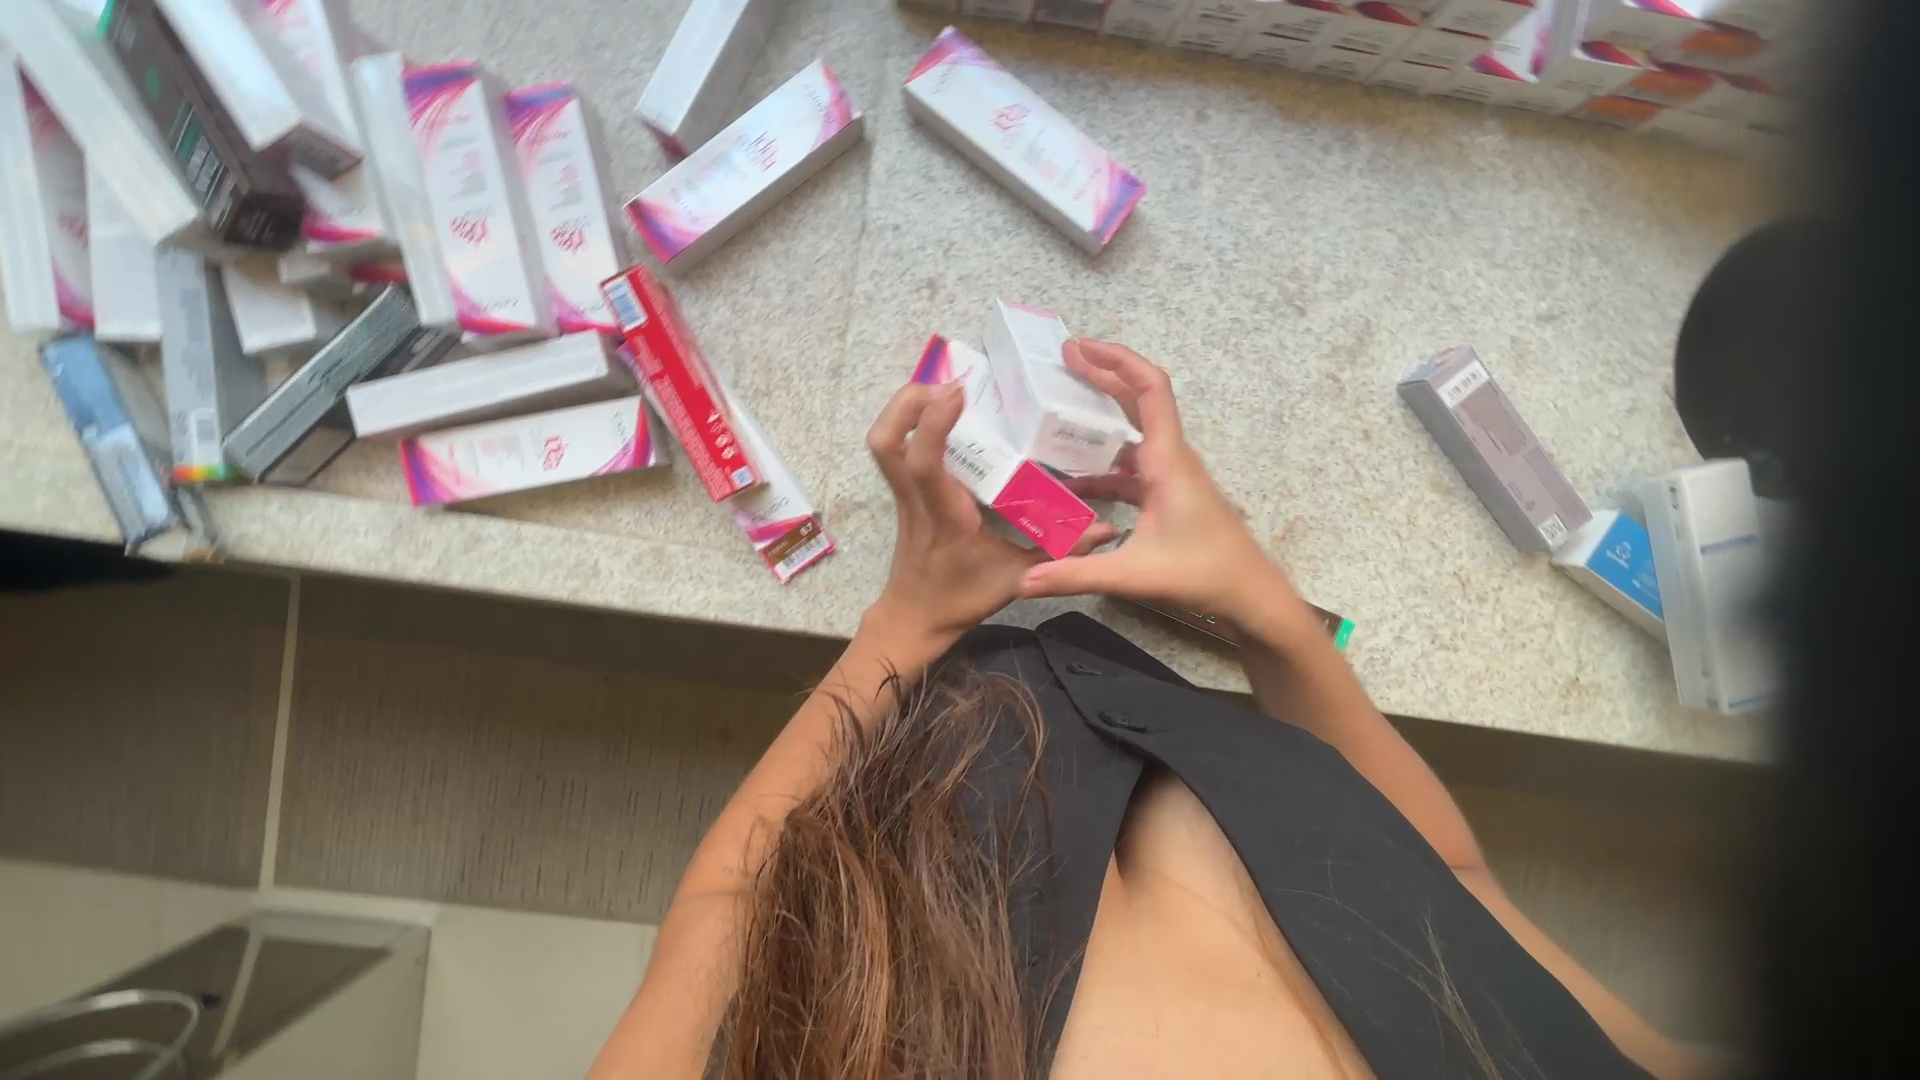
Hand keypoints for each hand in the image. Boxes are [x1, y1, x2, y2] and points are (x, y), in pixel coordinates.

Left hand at [865, 380, 1117, 650]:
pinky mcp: (903, 494)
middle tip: (946, 381)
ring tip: (940, 389)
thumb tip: (1107, 529)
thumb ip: (1061, 552)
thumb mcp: (1017, 578)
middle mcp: (916, 499)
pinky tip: (938, 414)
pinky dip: (908, 423)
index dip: (933, 422)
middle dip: (906, 402)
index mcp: (944, 516)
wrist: (914, 617)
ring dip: (902, 408)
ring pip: (882, 443)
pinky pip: (894, 451)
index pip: (923, 464)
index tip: (958, 392)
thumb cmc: (961, 598)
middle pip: (885, 441)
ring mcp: (903, 495)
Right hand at [1019, 339, 1294, 626]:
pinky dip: (1103, 469)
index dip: (1116, 360)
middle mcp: (1171, 459)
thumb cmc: (1203, 574)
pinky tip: (1073, 486)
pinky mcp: (1169, 496)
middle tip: (1063, 361)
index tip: (1080, 348)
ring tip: (1057, 417)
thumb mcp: (1133, 574)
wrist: (1250, 595)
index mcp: (1167, 461)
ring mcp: (1172, 477)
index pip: (1150, 389)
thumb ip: (1076, 574)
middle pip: (1138, 401)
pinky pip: (1131, 470)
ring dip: (1099, 423)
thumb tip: (1024, 581)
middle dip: (1101, 377)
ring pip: (1132, 436)